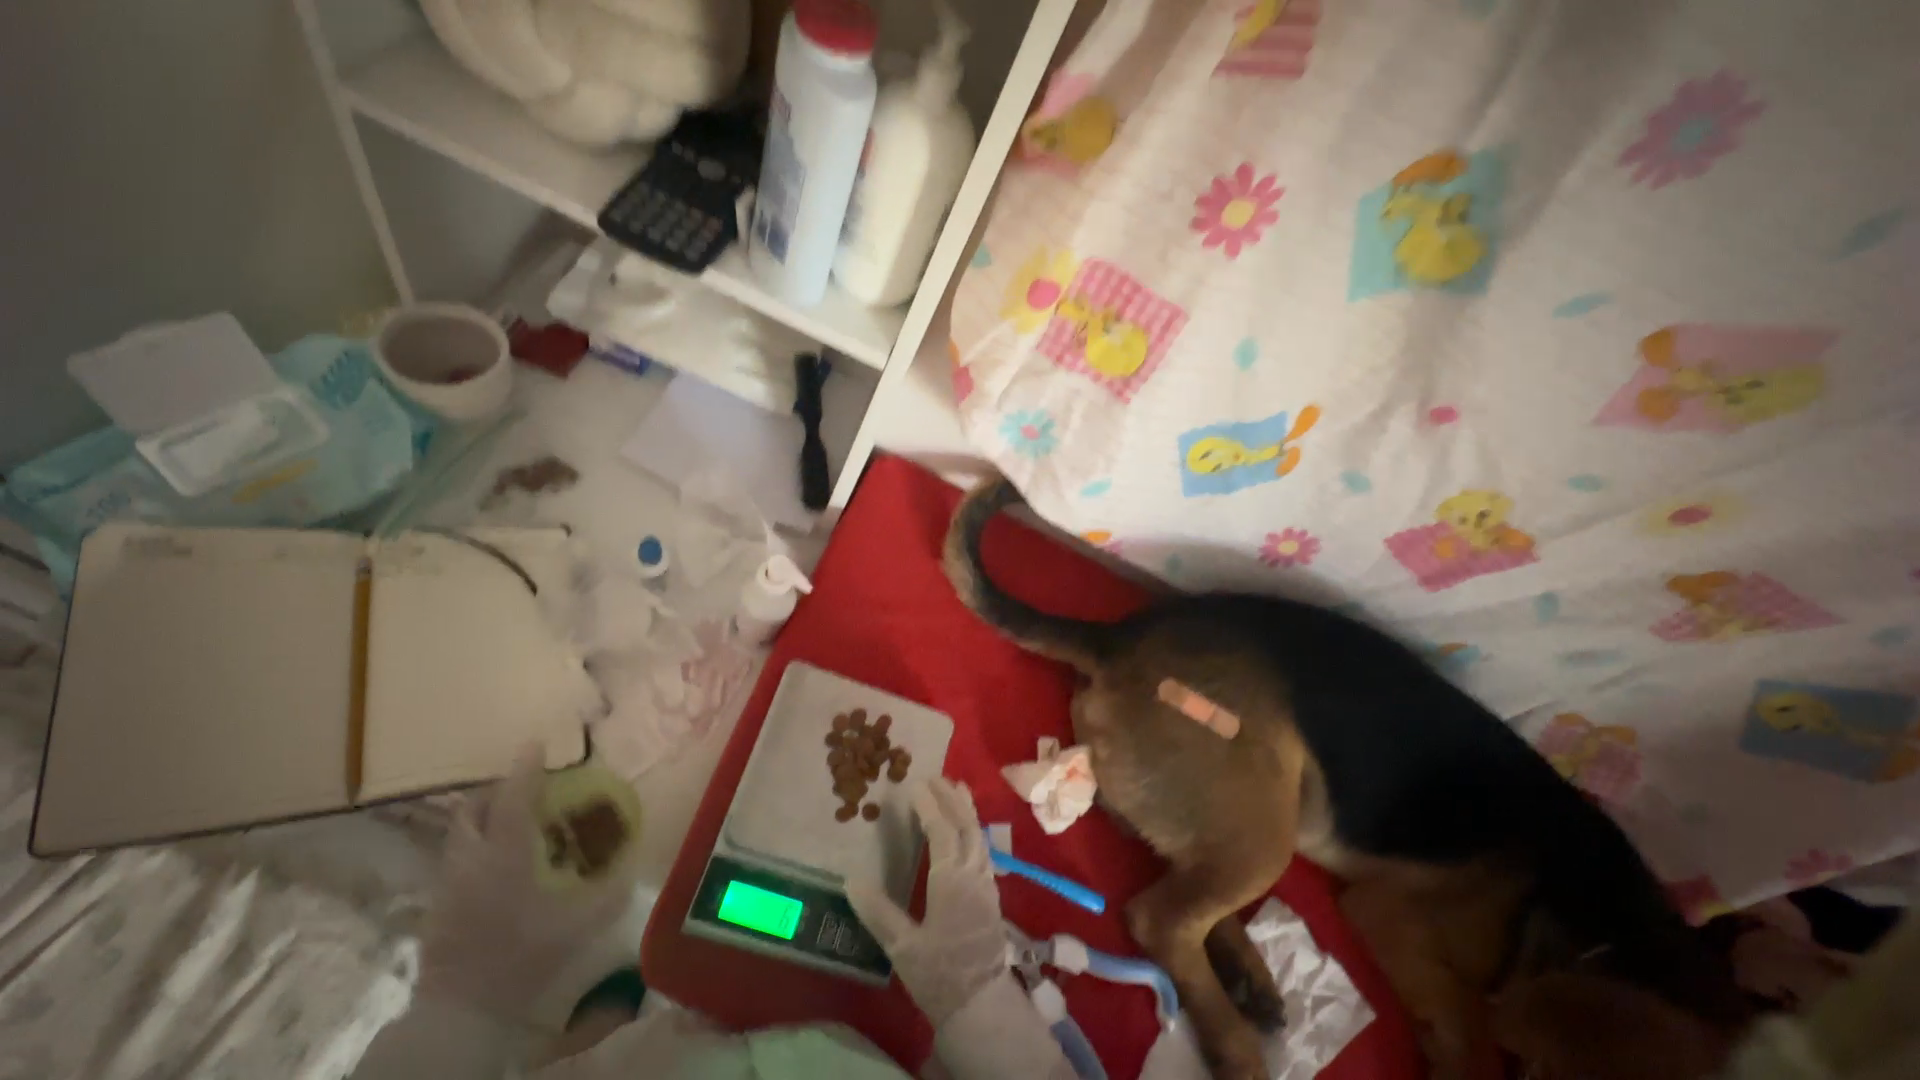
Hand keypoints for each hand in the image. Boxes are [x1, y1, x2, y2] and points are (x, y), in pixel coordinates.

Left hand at [416, 749, 638, 1021]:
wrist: (463, 1010)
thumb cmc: (522, 959)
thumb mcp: (575, 929)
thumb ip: (607, 896)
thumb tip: (632, 869)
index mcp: (505, 857)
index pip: (512, 800)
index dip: (525, 769)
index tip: (535, 743)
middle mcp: (470, 861)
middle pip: (470, 809)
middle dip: (493, 790)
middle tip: (520, 787)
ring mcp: (448, 883)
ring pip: (457, 834)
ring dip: (479, 818)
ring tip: (507, 822)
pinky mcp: (437, 906)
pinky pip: (454, 859)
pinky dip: (473, 847)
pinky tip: (494, 867)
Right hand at [846, 780, 1007, 1025]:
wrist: (980, 1005)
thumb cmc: (939, 975)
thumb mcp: (901, 946)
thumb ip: (877, 910)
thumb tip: (850, 878)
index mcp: (952, 880)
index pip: (942, 831)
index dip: (929, 806)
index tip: (915, 785)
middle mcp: (974, 875)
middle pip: (967, 826)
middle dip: (952, 799)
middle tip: (936, 776)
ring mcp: (987, 884)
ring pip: (979, 836)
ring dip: (967, 811)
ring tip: (956, 790)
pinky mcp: (991, 896)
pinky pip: (983, 850)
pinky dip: (974, 830)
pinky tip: (967, 831)